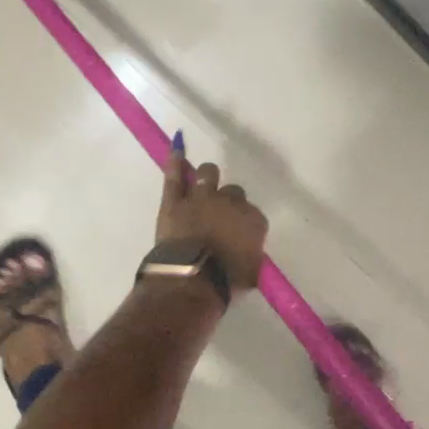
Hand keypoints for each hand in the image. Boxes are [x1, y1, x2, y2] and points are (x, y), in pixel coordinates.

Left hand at [158, 147, 268, 291]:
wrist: (192, 280)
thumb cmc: (226, 282)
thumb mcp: (251, 272)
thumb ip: (250, 255)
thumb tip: (246, 253)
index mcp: (253, 220)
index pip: (253, 215)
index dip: (245, 224)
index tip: (239, 236)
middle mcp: (230, 202)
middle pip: (233, 192)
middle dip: (228, 202)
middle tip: (220, 217)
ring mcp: (201, 197)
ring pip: (209, 173)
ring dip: (208, 177)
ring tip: (205, 184)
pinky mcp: (175, 201)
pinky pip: (175, 175)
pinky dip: (176, 161)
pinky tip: (177, 146)